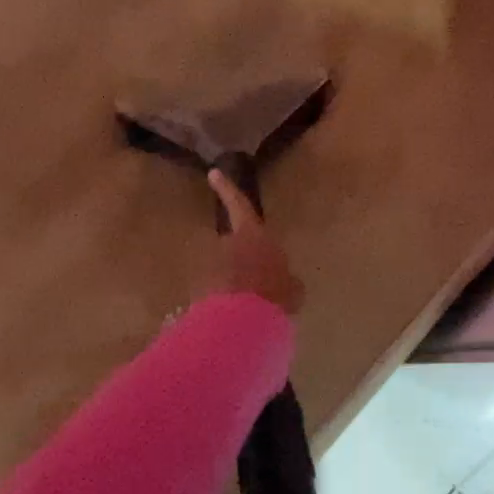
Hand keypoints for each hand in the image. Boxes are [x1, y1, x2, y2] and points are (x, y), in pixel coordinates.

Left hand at [207, 169, 304, 314]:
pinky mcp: (199, 286)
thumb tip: (289, 285)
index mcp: (254, 235)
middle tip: (258, 287)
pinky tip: (237, 319)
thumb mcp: (294, 289)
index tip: (213, 173)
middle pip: (234, 248)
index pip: (240, 206)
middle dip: (243, 265)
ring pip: (225, 273)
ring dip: (235, 287)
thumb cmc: (274, 293)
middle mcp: (229, 245)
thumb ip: (289, 281)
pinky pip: (216, 292)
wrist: (242, 318)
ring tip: (251, 310)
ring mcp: (211, 265)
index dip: (227, 190)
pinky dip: (224, 302)